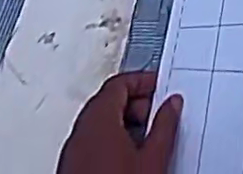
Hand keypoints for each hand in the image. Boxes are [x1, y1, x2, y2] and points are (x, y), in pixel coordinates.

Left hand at [57, 71, 181, 173]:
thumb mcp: (154, 158)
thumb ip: (165, 124)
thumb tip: (172, 104)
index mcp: (98, 121)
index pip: (119, 84)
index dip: (142, 81)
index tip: (160, 88)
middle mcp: (79, 135)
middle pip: (106, 102)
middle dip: (134, 103)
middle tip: (156, 113)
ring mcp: (71, 157)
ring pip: (97, 125)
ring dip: (123, 124)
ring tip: (146, 140)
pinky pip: (90, 145)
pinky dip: (110, 143)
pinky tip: (128, 162)